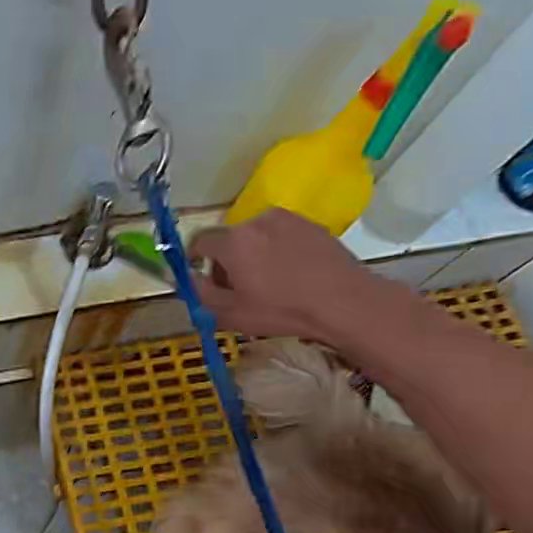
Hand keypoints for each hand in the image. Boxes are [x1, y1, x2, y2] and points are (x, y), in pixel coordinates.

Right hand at [190, 209, 401, 341]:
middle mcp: (257, 220)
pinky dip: (278, 253)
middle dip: (227, 263)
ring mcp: (287, 218)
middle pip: (230, 239)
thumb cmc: (282, 311)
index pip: (200, 242)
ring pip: (257, 237)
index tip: (200, 278)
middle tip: (237, 292)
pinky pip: (282, 237)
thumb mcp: (233, 314)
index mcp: (233, 241)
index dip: (194, 260)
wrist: (342, 301)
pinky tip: (291, 277)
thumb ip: (203, 295)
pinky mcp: (310, 224)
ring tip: (268, 286)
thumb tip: (190, 280)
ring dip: (253, 256)